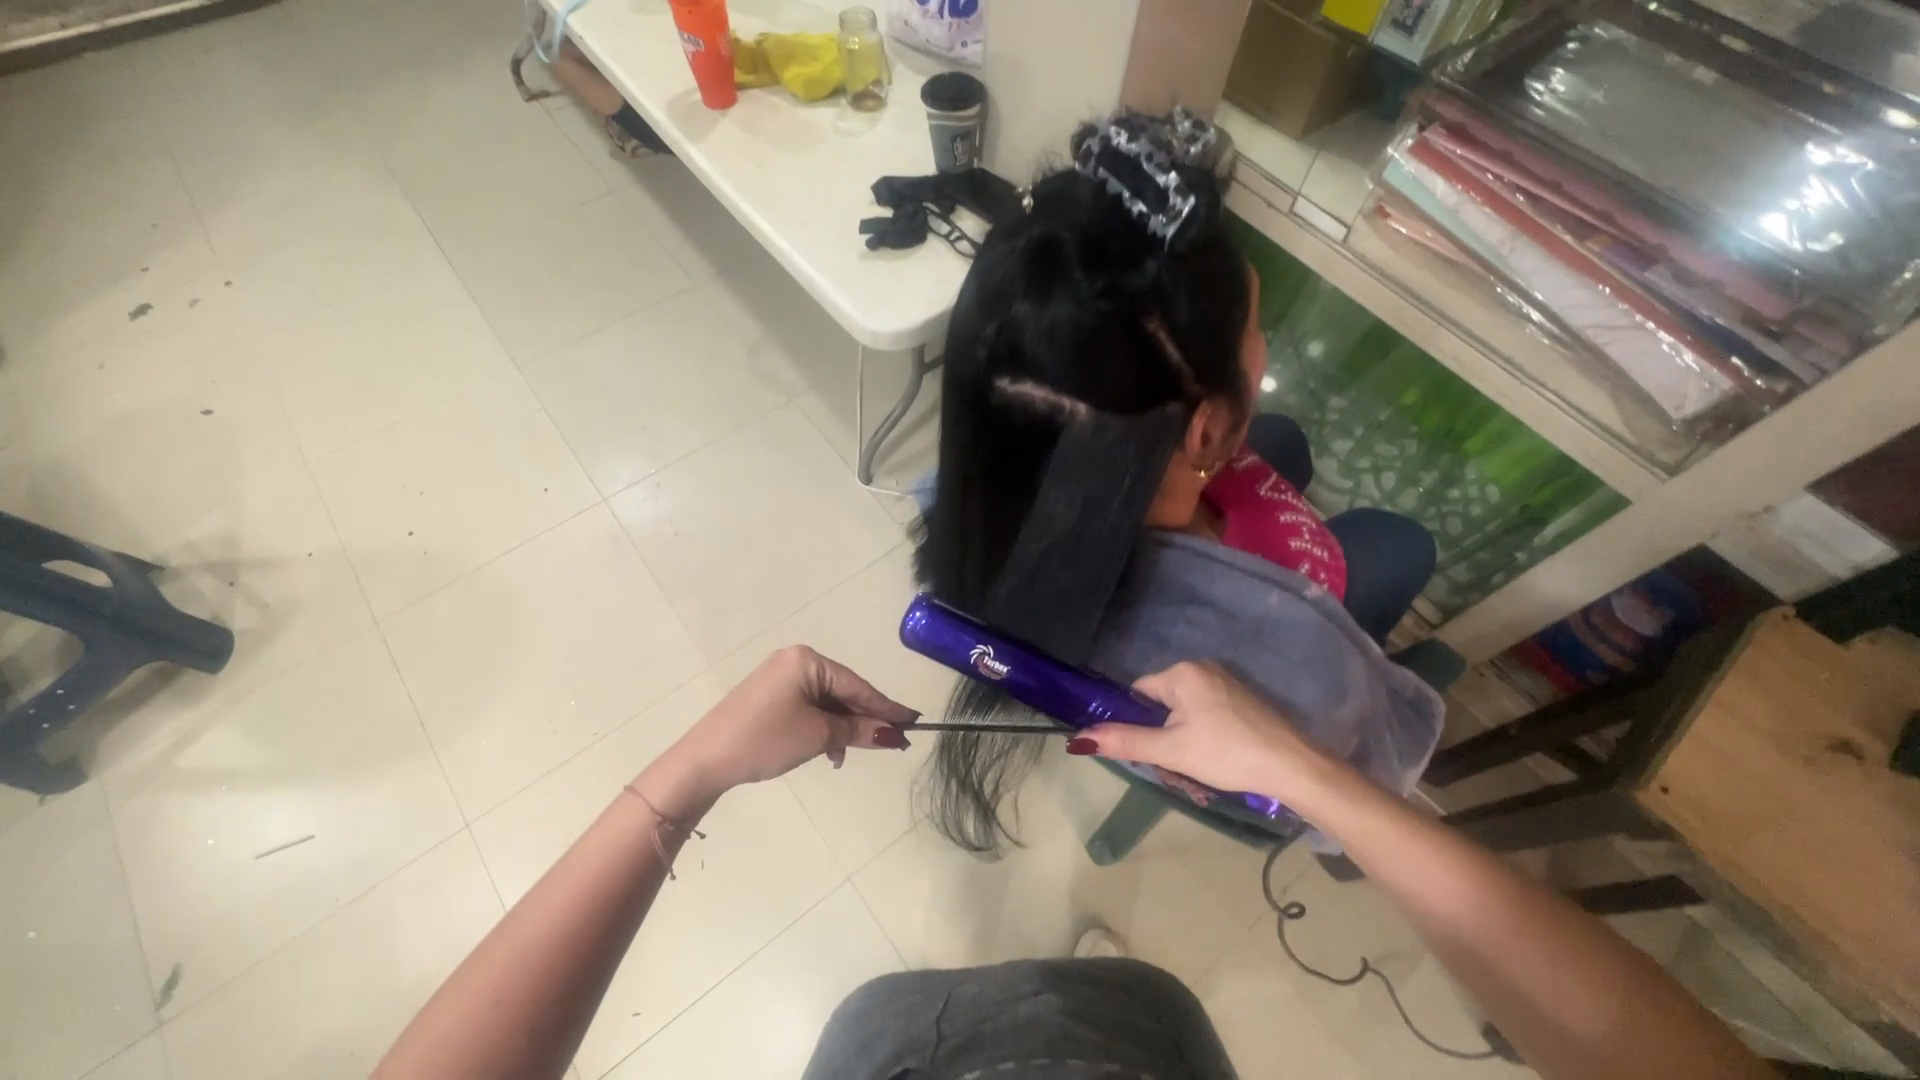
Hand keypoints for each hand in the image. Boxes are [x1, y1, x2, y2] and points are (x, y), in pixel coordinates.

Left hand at [640, 646, 917, 812]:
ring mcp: (780, 678)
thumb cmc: (765, 739)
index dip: (887, 707)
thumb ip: (859, 731)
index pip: (858, 685)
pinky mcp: (769, 697)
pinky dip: (821, 727)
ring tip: (846, 756)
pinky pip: (808, 708)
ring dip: (841, 728)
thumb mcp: (818, 736)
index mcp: (808, 660)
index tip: (915, 722)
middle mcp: (795, 661)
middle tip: (891, 744)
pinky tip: (826, 752)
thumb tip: (894, 734)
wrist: (705, 760)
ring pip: (826, 702)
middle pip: (843, 691)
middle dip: (863, 720)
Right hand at [1073, 661, 1341, 803]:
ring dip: (1180, 741)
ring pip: (1183, 713)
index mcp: (1182, 672)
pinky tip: (1214, 760)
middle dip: (1160, 736)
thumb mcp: (1171, 750)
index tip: (1147, 752)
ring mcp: (1226, 683)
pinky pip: (1205, 715)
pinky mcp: (1242, 701)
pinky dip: (1202, 737)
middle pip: (1160, 704)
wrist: (1292, 767)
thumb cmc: (1227, 754)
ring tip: (1194, 769)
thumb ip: (1125, 741)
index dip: (1135, 723)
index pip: (1138, 693)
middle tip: (1173, 766)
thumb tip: (1078, 738)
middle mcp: (1202, 668)